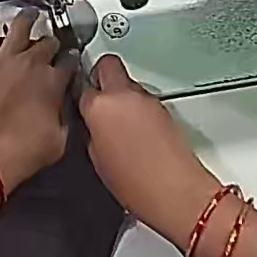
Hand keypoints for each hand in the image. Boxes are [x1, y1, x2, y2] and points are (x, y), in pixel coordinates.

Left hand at [0, 8, 71, 190]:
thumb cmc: (19, 153)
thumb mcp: (59, 140)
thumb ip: (65, 116)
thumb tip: (64, 111)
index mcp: (53, 82)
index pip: (69, 61)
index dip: (71, 61)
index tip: (70, 63)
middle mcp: (30, 65)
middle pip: (47, 41)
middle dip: (52, 41)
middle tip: (52, 43)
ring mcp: (4, 60)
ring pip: (20, 25)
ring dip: (28, 17)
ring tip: (32, 13)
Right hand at [79, 54, 221, 239]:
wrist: (176, 192)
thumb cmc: (137, 183)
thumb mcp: (96, 158)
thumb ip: (90, 132)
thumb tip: (93, 126)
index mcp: (99, 106)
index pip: (81, 86)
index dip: (79, 95)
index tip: (80, 102)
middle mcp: (123, 95)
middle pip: (107, 64)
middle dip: (99, 73)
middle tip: (97, 93)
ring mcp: (147, 99)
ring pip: (128, 82)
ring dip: (121, 95)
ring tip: (121, 123)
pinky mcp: (164, 109)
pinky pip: (144, 100)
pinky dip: (138, 109)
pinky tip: (137, 132)